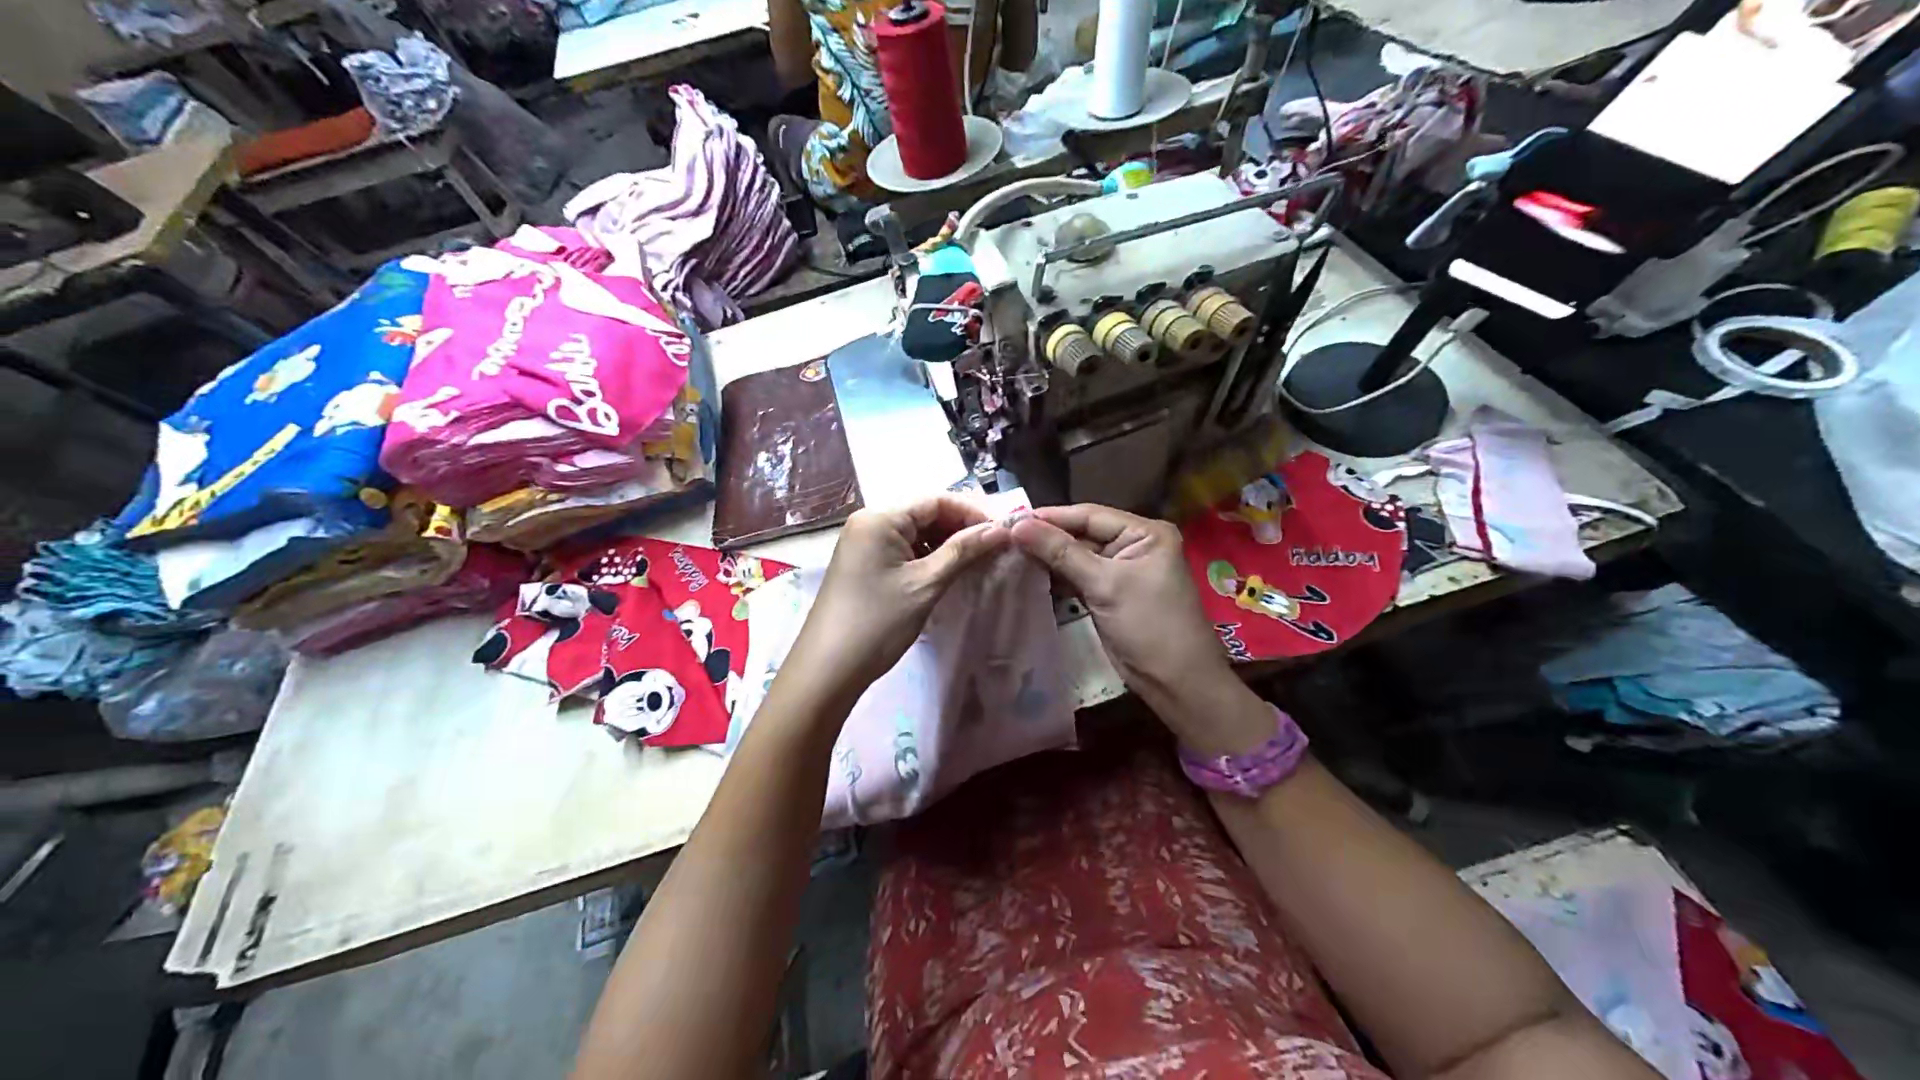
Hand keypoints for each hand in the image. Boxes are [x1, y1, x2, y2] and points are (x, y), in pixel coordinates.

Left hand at [782, 495, 1009, 705]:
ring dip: (947, 545)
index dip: (972, 512)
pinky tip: (949, 572)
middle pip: (925, 514)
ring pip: (915, 534)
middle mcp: (869, 522)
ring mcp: (864, 544)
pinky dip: (928, 558)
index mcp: (880, 518)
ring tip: (978, 562)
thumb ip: (963, 551)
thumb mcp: (926, 584)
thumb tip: (1000, 530)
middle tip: (995, 549)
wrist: (828, 669)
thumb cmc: (878, 622)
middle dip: (961, 528)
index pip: (936, 501)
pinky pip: (903, 550)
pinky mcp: (864, 565)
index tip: (1003, 532)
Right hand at [1011, 504, 1270, 753]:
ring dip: (1047, 557)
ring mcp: (1121, 570)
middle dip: (1045, 537)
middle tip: (1003, 537)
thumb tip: (1018, 526)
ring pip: (1076, 556)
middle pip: (1081, 533)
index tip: (1010, 519)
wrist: (1175, 682)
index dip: (1050, 517)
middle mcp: (1133, 544)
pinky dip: (1056, 577)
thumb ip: (1061, 552)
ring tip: (1008, 553)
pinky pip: (1078, 577)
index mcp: (1145, 532)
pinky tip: (1028, 574)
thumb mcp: (1105, 584)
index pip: (1089, 515)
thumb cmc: (1148, 625)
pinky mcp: (1109, 593)